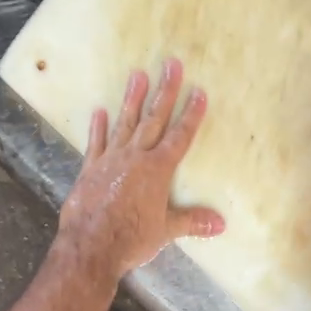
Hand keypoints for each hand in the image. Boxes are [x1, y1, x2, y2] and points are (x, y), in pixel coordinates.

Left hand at [56, 58, 224, 284]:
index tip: (199, 91)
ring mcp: (110, 161)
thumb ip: (192, 222)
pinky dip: (98, 128)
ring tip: (138, 75)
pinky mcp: (90, 170)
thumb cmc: (132, 239)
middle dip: (164, 92)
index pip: (179, 137)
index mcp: (157, 171)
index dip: (191, 115)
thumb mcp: (165, 231)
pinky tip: (100, 111)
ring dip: (132, 99)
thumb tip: (220, 224)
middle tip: (171, 64)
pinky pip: (95, 144)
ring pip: (124, 124)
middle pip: (153, 120)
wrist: (91, 246)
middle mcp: (135, 158)